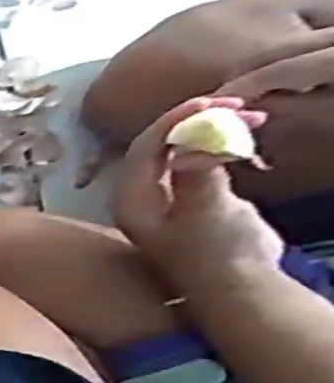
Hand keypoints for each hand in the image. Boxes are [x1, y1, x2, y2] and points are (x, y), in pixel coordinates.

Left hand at [112, 96, 284, 294]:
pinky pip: (195, 163)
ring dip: (209, 131)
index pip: (144, 149)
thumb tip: (194, 149)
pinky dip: (217, 146)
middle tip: (236, 103)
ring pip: (178, 153)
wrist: (233, 283)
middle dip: (192, 121)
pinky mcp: (189, 201)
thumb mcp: (208, 212)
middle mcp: (138, 197)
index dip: (173, 121)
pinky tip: (243, 137)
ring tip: (252, 116)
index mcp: (131, 198)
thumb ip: (199, 179)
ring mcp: (163, 199)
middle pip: (158, 147)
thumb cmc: (215, 250)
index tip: (210, 100)